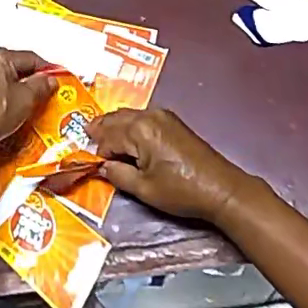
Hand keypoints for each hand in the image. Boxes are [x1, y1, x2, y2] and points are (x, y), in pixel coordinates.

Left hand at [0, 48, 55, 152]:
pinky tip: (15, 101)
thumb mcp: (26, 98)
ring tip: (33, 97)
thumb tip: (50, 80)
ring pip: (5, 73)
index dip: (46, 68)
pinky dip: (7, 89)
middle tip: (47, 88)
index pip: (30, 58)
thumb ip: (41, 85)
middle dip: (32, 76)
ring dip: (19, 83)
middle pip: (16, 64)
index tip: (57, 77)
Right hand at [90, 109, 259, 224]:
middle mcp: (148, 116)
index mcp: (139, 130)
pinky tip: (125, 136)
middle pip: (115, 119)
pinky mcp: (172, 121)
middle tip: (85, 136)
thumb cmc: (181, 191)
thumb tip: (103, 167)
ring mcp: (162, 116)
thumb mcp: (145, 189)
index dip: (98, 151)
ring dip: (114, 125)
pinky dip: (129, 125)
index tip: (89, 160)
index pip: (107, 137)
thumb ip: (118, 175)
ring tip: (101, 136)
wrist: (222, 188)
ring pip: (128, 116)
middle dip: (101, 129)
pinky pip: (141, 118)